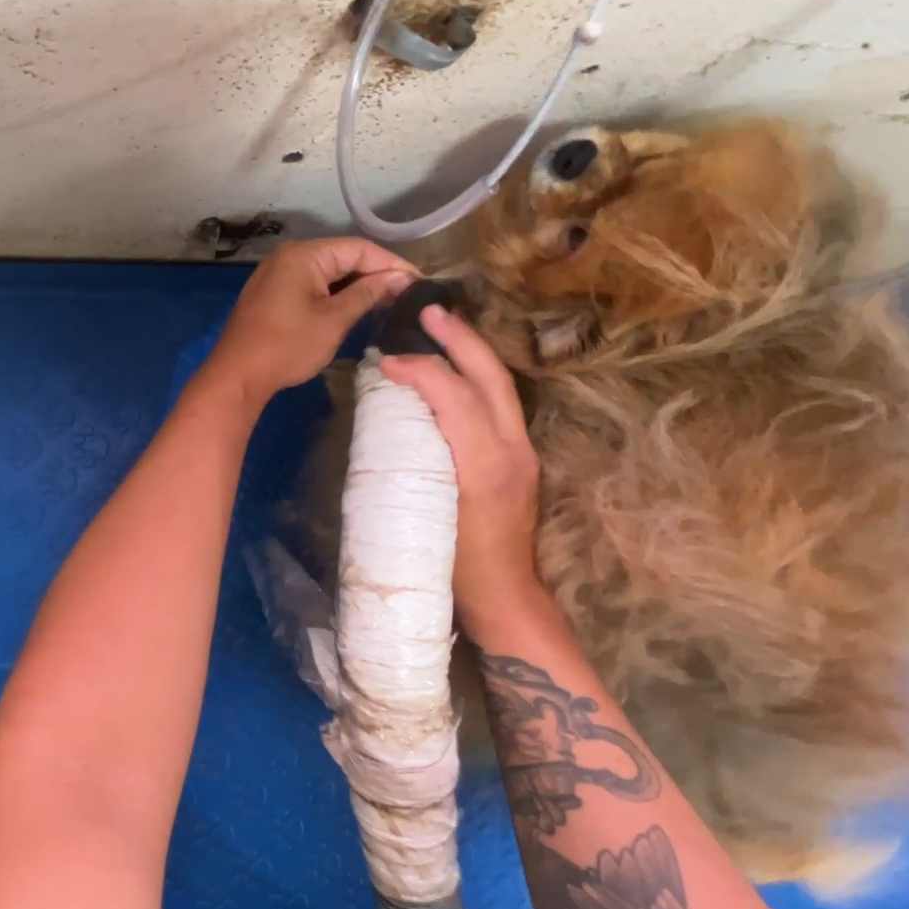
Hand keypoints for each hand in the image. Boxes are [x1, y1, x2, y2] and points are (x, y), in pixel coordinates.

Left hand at [200, 237, 415, 409]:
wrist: (237, 375)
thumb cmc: (286, 347)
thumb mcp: (333, 320)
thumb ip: (366, 294)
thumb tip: (398, 278)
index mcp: (303, 255)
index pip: (358, 248)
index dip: (391, 264)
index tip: (418, 283)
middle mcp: (288, 256)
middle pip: (342, 257)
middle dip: (374, 274)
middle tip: (406, 295)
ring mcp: (276, 275)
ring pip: (327, 272)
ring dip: (355, 285)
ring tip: (387, 303)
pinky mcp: (272, 294)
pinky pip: (310, 285)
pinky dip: (333, 294)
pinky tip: (354, 308)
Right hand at [379, 306, 543, 631]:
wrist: (504, 596)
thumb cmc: (452, 563)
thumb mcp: (421, 512)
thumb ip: (408, 464)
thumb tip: (386, 422)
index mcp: (485, 462)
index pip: (455, 395)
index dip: (421, 370)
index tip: (388, 361)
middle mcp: (513, 448)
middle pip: (490, 377)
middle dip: (459, 339)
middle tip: (429, 312)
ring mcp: (523, 452)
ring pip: (501, 385)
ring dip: (471, 352)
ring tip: (443, 328)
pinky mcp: (522, 458)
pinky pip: (500, 403)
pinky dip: (475, 377)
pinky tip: (456, 372)